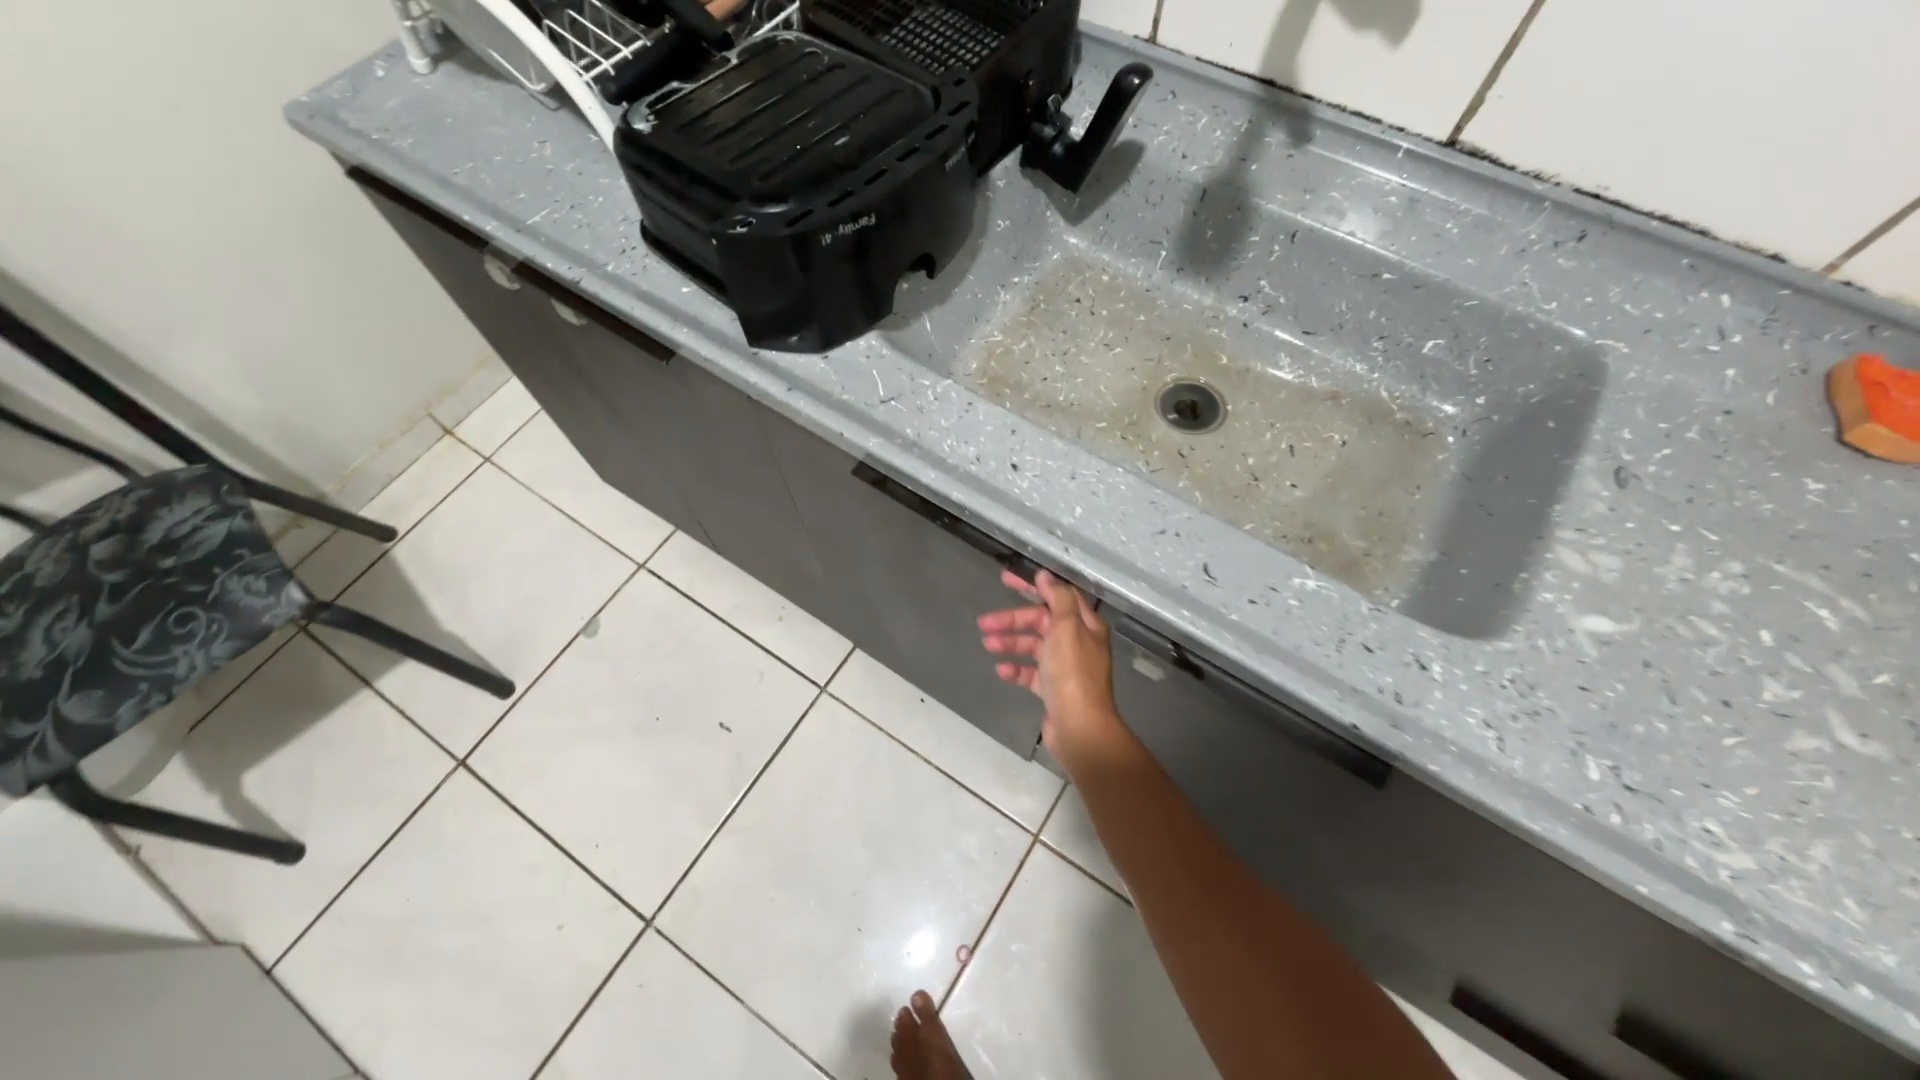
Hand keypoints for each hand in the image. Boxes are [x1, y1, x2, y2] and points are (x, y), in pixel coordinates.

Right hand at [979, 569, 1121, 761]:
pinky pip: (1031, 673)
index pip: (1057, 596)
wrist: (1079, 727)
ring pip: (1034, 646)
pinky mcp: (1053, 689)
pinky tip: (1001, 670)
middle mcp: (1078, 643)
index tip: (1006, 580)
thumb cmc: (1073, 674)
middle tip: (985, 621)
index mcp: (1085, 625)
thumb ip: (1057, 598)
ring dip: (1011, 643)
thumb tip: (1045, 575)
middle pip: (1041, 622)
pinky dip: (1016, 668)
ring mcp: (1065, 667)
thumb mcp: (1067, 628)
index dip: (1033, 586)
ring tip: (987, 644)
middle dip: (1013, 619)